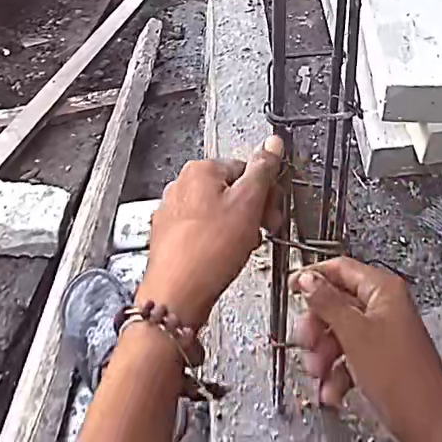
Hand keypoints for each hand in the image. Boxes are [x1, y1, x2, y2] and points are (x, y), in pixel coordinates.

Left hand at [136, 135, 283, 327]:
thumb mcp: (248, 203)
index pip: (246, 169)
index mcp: (201, 169)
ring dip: (235, 226)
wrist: (175, 297)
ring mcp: (173, 211)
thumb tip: (272, 144)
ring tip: (240, 248)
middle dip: (250, 210)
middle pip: (230, 189)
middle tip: (259, 231)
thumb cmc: (207, 251)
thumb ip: (263, 170)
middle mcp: (182, 184)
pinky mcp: (169, 236)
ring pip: (216, 211)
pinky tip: (221, 256)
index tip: (271, 213)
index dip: (265, 193)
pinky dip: (215, 240)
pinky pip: (201, 230)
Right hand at [293, 257, 441, 441]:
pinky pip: (352, 356)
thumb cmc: (403, 378)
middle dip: (318, 326)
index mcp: (383, 289)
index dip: (315, 276)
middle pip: (338, 303)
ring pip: (342, 332)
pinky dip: (338, 372)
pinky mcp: (383, 359)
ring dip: (325, 354)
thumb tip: (308, 278)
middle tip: (306, 341)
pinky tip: (333, 391)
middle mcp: (385, 305)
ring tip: (319, 373)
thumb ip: (328, 302)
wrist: (428, 427)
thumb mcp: (355, 334)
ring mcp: (385, 332)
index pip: (342, 268)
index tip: (293, 287)